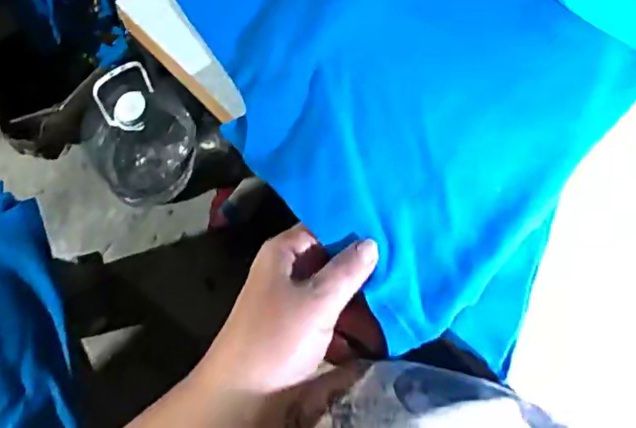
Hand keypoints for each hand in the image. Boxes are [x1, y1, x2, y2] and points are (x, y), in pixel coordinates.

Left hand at [173, 226, 378, 427]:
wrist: (234, 409)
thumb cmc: (274, 342)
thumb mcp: (317, 301)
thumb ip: (348, 270)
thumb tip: (372, 242)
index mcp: (284, 253)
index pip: (326, 226)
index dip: (355, 228)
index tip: (388, 230)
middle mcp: (287, 273)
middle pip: (334, 262)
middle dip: (365, 274)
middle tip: (400, 275)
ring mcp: (292, 306)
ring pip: (335, 295)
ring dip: (362, 307)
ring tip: (395, 314)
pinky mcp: (297, 336)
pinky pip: (331, 323)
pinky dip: (351, 331)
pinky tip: (377, 343)